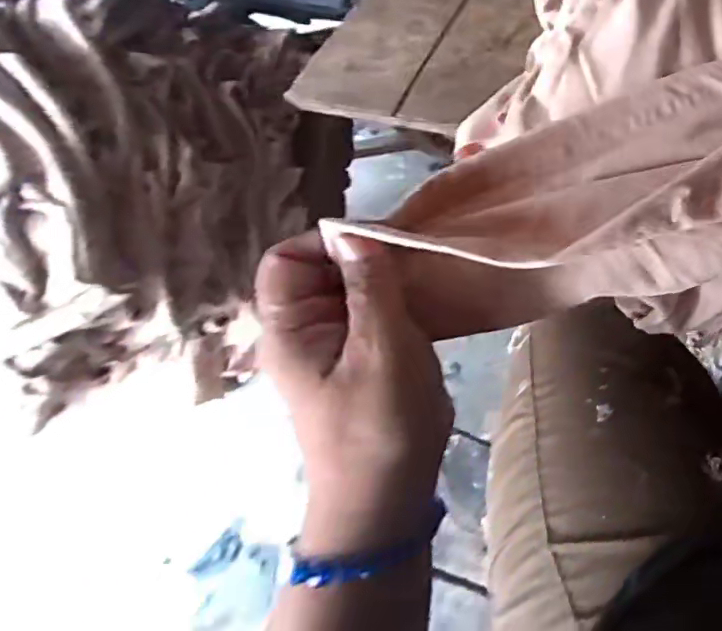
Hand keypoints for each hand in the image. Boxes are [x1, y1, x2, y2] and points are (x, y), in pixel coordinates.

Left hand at [256, 229, 451, 555]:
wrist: (390, 488)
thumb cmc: (378, 421)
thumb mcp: (379, 349)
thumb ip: (369, 288)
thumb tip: (355, 233)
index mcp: (291, 329)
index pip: (286, 260)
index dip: (327, 241)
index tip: (381, 241)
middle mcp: (310, 326)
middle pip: (325, 265)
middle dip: (369, 250)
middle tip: (418, 249)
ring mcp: (343, 336)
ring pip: (359, 280)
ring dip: (394, 268)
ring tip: (432, 265)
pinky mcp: (374, 345)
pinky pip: (382, 300)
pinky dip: (406, 287)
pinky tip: (435, 286)